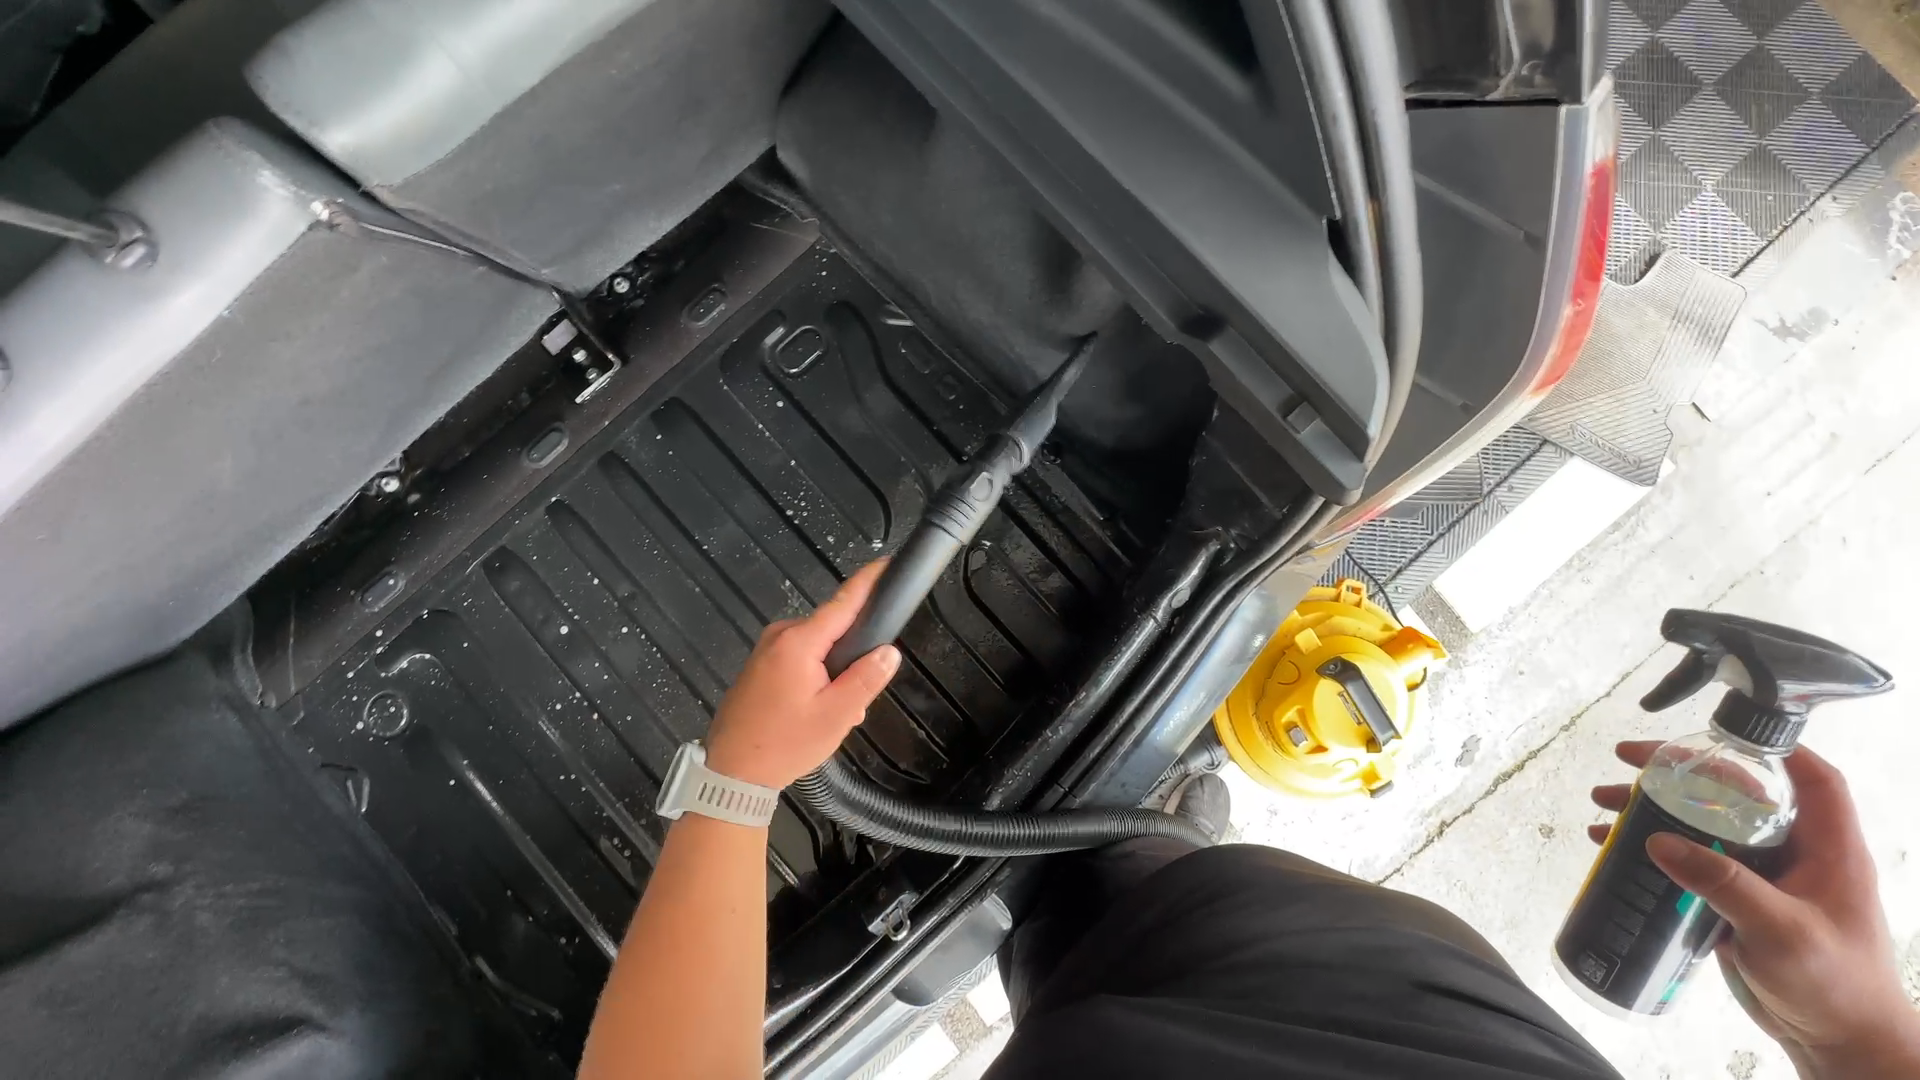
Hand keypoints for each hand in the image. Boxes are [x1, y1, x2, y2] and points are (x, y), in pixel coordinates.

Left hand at [704, 561, 900, 789]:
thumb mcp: (836, 715)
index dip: (868, 581)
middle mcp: (780, 636)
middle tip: (859, 698)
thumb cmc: (784, 744)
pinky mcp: (759, 665)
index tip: (888, 562)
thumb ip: (866, 679)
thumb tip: (888, 651)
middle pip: (832, 628)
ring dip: (834, 672)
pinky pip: (799, 658)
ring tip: (836, 713)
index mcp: (799, 642)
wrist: (730, 774)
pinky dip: (815, 676)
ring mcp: (766, 650)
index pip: (843, 601)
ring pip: (817, 647)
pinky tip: (816, 710)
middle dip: (853, 655)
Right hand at [1591, 742, 1919, 1076]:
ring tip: (1603, 802)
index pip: (1813, 781)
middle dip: (1677, 772)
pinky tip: (1611, 844)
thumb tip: (1657, 838)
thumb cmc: (1835, 985)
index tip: (1713, 732)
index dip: (1773, 748)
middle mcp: (1795, 853)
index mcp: (1827, 851)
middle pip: (1735, 792)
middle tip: (1626, 761)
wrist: (1840, 1043)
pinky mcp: (1733, 896)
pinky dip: (1646, 843)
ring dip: (1651, 806)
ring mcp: (1762, 875)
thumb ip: (1723, 883)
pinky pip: (1685, 855)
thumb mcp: (1782, 932)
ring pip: (1702, 821)